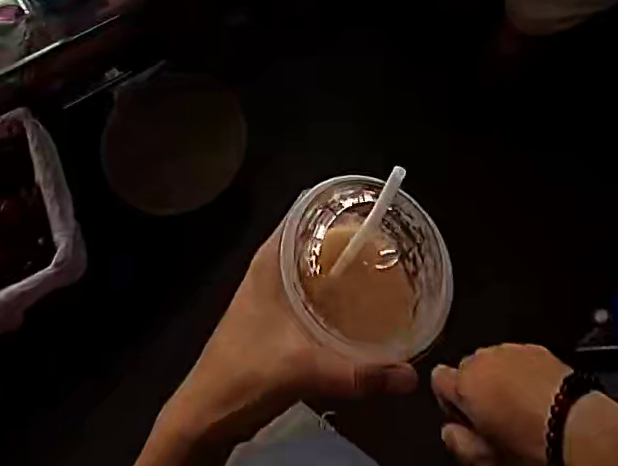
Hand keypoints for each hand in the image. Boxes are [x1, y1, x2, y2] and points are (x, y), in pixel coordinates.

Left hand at [138, 233, 417, 465]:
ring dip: (345, 262)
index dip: (341, 204)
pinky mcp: (278, 312)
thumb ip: (358, 373)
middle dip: (352, 234)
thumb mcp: (304, 369)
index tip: (377, 208)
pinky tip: (362, 302)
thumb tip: (411, 375)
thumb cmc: (246, 373)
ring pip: (315, 261)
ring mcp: (274, 288)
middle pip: (317, 234)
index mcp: (273, 257)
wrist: (206, 414)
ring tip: (385, 266)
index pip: (308, 210)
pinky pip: (314, 286)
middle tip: (393, 241)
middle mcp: (274, 264)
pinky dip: (337, 287)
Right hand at [432, 343, 567, 464]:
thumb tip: (450, 432)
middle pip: (466, 369)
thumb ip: (459, 443)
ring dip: (498, 379)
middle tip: (495, 418)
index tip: (466, 419)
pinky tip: (535, 396)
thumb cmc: (530, 444)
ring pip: (492, 361)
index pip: (438, 378)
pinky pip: (517, 357)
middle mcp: (483, 359)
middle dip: (476, 389)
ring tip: (518, 407)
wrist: (573, 422)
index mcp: (465, 384)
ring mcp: (509, 349)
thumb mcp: (488, 458)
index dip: (449, 401)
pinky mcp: (533, 347)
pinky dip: (520, 372)